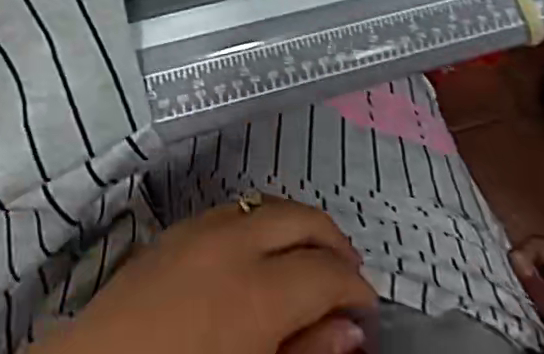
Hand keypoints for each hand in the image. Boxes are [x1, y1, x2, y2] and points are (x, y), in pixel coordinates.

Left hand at [28, 195, 377, 353]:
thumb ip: (304, 351)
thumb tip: (349, 329)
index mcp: (256, 292)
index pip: (326, 272)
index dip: (356, 288)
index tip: (368, 307)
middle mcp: (232, 244)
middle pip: (301, 218)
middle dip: (334, 241)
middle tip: (349, 274)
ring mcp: (199, 228)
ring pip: (267, 204)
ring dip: (297, 225)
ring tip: (311, 257)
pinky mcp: (175, 228)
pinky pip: (233, 209)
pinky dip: (261, 220)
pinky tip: (263, 248)